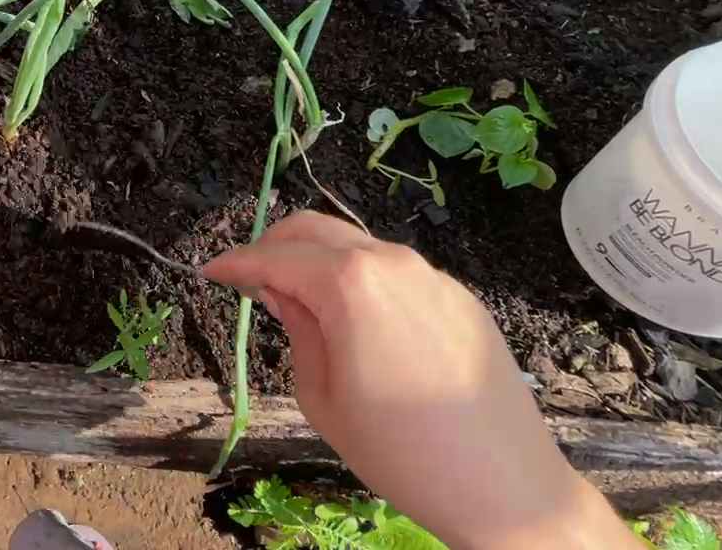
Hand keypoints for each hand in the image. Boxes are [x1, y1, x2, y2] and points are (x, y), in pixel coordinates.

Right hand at [203, 212, 640, 549]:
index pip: (274, 258)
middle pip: (312, 229)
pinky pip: (393, 271)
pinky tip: (357, 321)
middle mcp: (389, 261)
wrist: (511, 493)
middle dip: (273, 246)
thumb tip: (283, 294)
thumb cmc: (400, 451)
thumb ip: (296, 329)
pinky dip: (359, 278)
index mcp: (348, 282)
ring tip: (302, 302)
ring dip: (317, 259)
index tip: (210, 270)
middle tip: (252, 280)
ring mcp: (430, 275)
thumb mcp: (321, 395)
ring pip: (354, 244)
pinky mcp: (459, 297)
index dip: (236, 262)